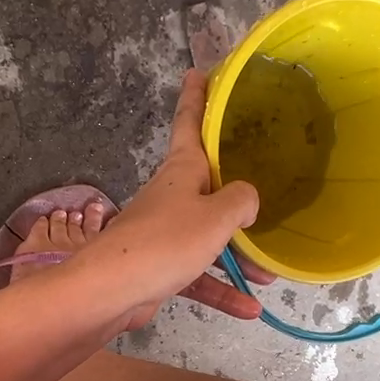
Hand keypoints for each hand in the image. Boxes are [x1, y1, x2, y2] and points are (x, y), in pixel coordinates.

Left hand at [65, 70, 266, 325]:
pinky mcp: (158, 268)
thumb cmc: (165, 242)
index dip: (196, 96)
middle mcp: (171, 197)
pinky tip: (249, 309)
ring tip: (268, 274)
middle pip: (209, 188)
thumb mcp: (217, 216)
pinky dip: (220, 290)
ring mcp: (163, 234)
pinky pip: (196, 275)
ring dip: (237, 257)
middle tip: (262, 194)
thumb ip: (241, 201)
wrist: (111, 291)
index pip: (189, 122)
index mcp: (181, 170)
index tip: (198, 71)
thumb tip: (246, 201)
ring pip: (207, 239)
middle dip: (237, 196)